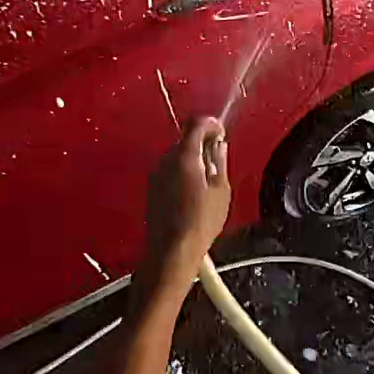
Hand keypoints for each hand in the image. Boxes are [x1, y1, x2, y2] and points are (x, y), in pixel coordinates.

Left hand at [144, 117, 229, 275]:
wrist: (172, 250)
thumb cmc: (202, 221)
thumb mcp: (221, 190)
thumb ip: (219, 161)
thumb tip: (219, 144)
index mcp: (185, 156)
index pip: (195, 123)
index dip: (211, 123)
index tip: (222, 135)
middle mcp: (166, 160)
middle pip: (185, 139)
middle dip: (203, 144)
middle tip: (218, 161)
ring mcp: (156, 173)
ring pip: (178, 155)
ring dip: (193, 159)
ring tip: (208, 182)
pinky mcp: (152, 187)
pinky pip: (170, 170)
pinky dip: (183, 172)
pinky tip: (193, 193)